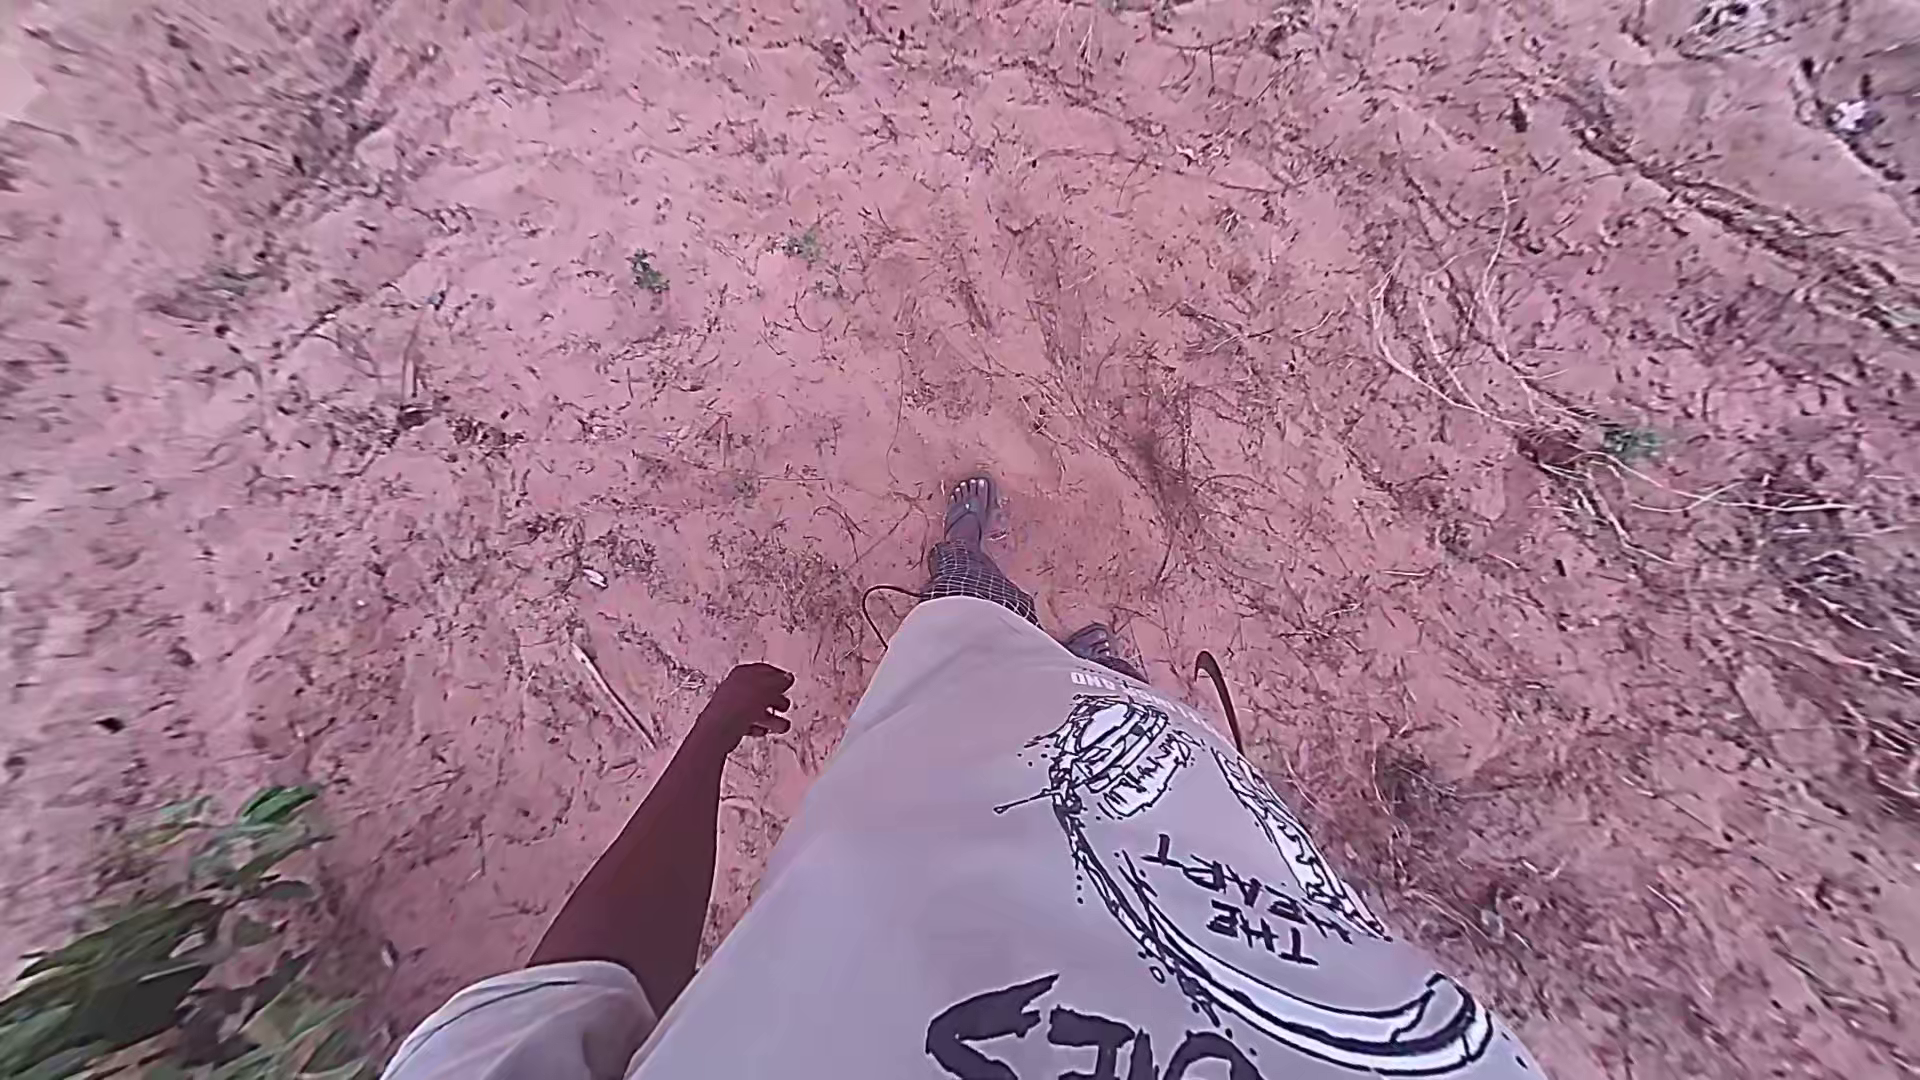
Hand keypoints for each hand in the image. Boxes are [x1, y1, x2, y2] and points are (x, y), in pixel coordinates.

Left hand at [693, 663, 793, 750]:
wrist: (723, 727)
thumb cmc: (741, 702)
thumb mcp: (769, 686)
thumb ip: (780, 680)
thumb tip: (787, 678)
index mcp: (743, 672)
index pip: (764, 670)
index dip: (779, 676)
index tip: (788, 681)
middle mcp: (735, 687)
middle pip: (760, 690)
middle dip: (775, 698)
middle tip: (784, 704)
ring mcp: (731, 706)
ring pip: (755, 709)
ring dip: (770, 716)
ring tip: (781, 724)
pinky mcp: (730, 723)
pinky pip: (748, 722)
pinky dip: (758, 726)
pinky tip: (764, 730)